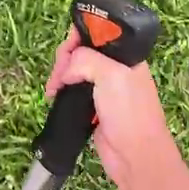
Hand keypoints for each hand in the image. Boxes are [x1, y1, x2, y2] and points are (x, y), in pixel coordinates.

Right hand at [44, 26, 177, 189]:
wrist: (135, 156)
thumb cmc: (128, 112)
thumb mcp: (110, 74)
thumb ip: (84, 59)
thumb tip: (65, 71)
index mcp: (125, 55)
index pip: (96, 33)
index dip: (77, 37)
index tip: (66, 51)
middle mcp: (114, 68)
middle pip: (81, 51)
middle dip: (65, 59)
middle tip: (58, 76)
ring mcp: (103, 88)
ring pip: (74, 70)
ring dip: (60, 75)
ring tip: (53, 89)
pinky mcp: (92, 106)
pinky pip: (72, 89)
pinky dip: (61, 90)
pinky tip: (54, 95)